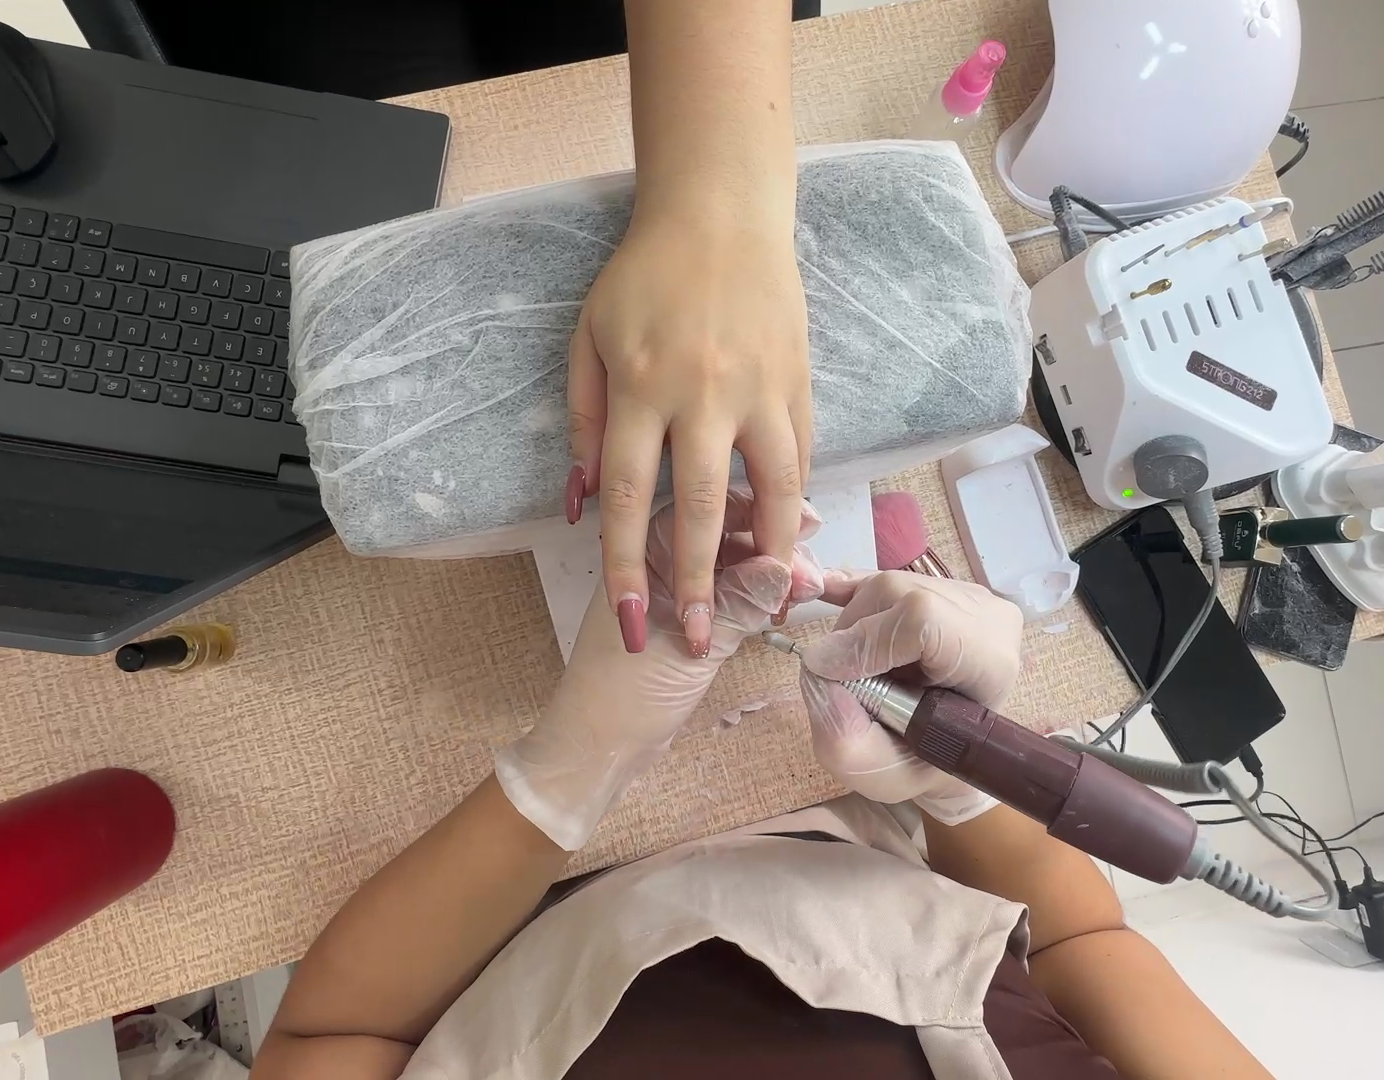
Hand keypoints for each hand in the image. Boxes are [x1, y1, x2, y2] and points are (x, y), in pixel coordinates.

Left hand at [498, 491, 822, 850]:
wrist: (598, 745)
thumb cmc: (625, 690)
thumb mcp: (687, 645)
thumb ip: (737, 604)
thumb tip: (787, 566)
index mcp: (651, 546)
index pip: (714, 511)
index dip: (763, 515)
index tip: (808, 527)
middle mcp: (669, 557)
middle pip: (734, 536)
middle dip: (777, 550)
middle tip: (813, 578)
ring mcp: (684, 588)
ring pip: (741, 566)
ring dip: (775, 576)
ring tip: (807, 594)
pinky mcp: (698, 618)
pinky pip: (738, 595)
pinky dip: (763, 598)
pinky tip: (786, 606)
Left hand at [565, 212, 812, 659]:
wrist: (719, 215)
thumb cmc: (642, 279)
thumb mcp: (589, 342)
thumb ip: (584, 426)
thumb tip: (582, 505)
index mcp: (641, 388)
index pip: (631, 498)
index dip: (626, 569)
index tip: (629, 623)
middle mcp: (704, 395)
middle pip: (702, 510)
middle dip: (699, 585)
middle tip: (699, 643)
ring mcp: (760, 389)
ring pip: (774, 489)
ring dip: (769, 553)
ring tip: (767, 599)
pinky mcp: (799, 381)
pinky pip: (801, 454)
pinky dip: (795, 500)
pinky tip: (788, 533)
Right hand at [797, 570, 1025, 825]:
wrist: (942, 747)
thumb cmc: (919, 764)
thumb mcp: (880, 776)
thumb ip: (844, 737)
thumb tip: (819, 667)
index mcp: (991, 665)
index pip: (923, 621)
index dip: (866, 641)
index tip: (831, 673)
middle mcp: (988, 617)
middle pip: (895, 594)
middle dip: (852, 635)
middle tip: (847, 679)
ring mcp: (967, 593)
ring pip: (883, 584)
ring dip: (853, 624)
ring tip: (861, 666)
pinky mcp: (937, 581)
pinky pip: (879, 573)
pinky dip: (846, 589)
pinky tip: (828, 596)